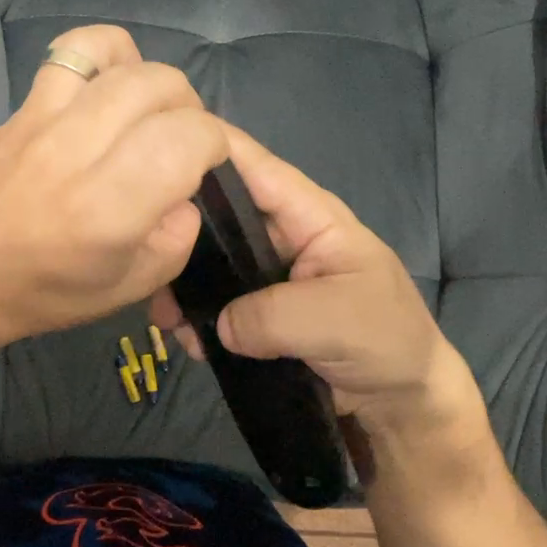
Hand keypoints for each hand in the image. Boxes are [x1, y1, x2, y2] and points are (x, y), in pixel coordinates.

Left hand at [0, 25, 228, 359]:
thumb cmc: (37, 292)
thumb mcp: (126, 288)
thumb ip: (176, 237)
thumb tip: (188, 188)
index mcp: (108, 209)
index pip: (190, 138)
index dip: (217, 144)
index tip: (207, 165)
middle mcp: (77, 152)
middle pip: (162, 88)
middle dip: (190, 111)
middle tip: (181, 144)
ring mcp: (45, 121)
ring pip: (123, 63)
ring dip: (154, 83)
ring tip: (148, 115)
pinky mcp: (24, 106)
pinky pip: (72, 51)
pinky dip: (106, 52)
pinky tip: (110, 83)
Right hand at [149, 125, 464, 425]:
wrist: (401, 403)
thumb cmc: (386, 341)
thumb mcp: (336, 319)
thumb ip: (271, 315)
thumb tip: (215, 324)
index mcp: (308, 216)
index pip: (253, 166)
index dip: (208, 148)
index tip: (154, 144)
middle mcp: (278, 236)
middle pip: (218, 213)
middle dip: (179, 231)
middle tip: (144, 257)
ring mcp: (263, 275)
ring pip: (206, 263)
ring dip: (181, 286)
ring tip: (165, 318)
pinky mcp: (254, 313)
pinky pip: (212, 303)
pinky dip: (194, 319)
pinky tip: (186, 341)